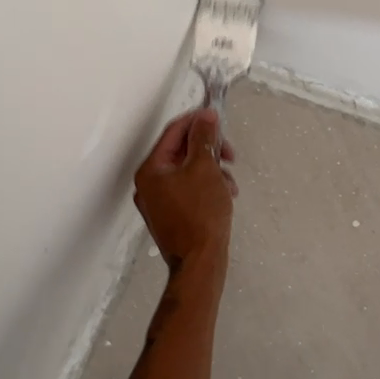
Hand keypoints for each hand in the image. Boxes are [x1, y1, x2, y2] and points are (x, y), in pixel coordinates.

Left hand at [134, 109, 235, 269]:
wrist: (200, 262)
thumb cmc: (201, 213)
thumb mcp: (205, 168)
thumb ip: (204, 138)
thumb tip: (205, 116)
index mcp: (151, 170)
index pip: (173, 132)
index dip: (197, 120)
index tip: (219, 118)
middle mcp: (149, 184)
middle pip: (181, 150)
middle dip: (208, 149)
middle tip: (230, 153)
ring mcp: (159, 202)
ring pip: (189, 170)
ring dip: (212, 168)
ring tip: (230, 182)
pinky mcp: (172, 215)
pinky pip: (190, 188)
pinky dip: (208, 185)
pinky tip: (225, 194)